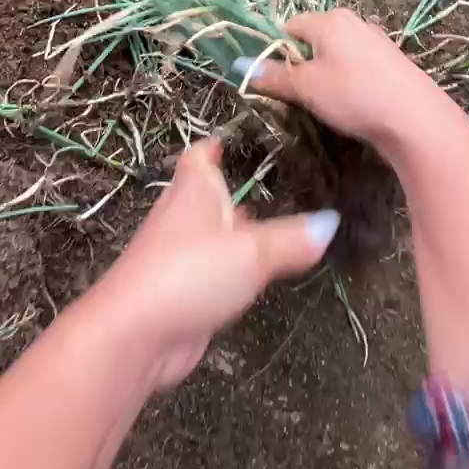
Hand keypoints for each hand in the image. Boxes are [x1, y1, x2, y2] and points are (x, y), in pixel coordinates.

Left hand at [82, 138, 337, 388]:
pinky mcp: (182, 288)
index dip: (220, 143)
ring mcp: (179, 253)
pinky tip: (254, 271)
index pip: (201, 154)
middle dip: (235, 186)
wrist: (137, 333)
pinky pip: (212, 266)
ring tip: (275, 221)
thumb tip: (331, 221)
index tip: (245, 135)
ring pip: (212, 231)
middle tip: (276, 180)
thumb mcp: (251, 251)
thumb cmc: (189, 274)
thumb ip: (292, 238)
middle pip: (207, 191)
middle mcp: (182, 215)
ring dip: (237, 227)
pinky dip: (233, 263)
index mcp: (192, 191)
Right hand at [236, 9, 468, 158]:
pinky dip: (348, 80)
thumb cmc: (354, 95)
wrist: (417, 120)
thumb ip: (272, 75)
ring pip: (334, 53)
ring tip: (327, 102)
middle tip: (299, 93)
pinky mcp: (391, 61)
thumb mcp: (305, 87)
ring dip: (325, 74)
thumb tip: (239, 65)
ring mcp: (375, 40)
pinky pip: (356, 64)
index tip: (277, 80)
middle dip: (302, 64)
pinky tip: (353, 102)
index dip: (277, 52)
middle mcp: (352, 21)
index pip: (287, 27)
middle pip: (311, 39)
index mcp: (328, 19)